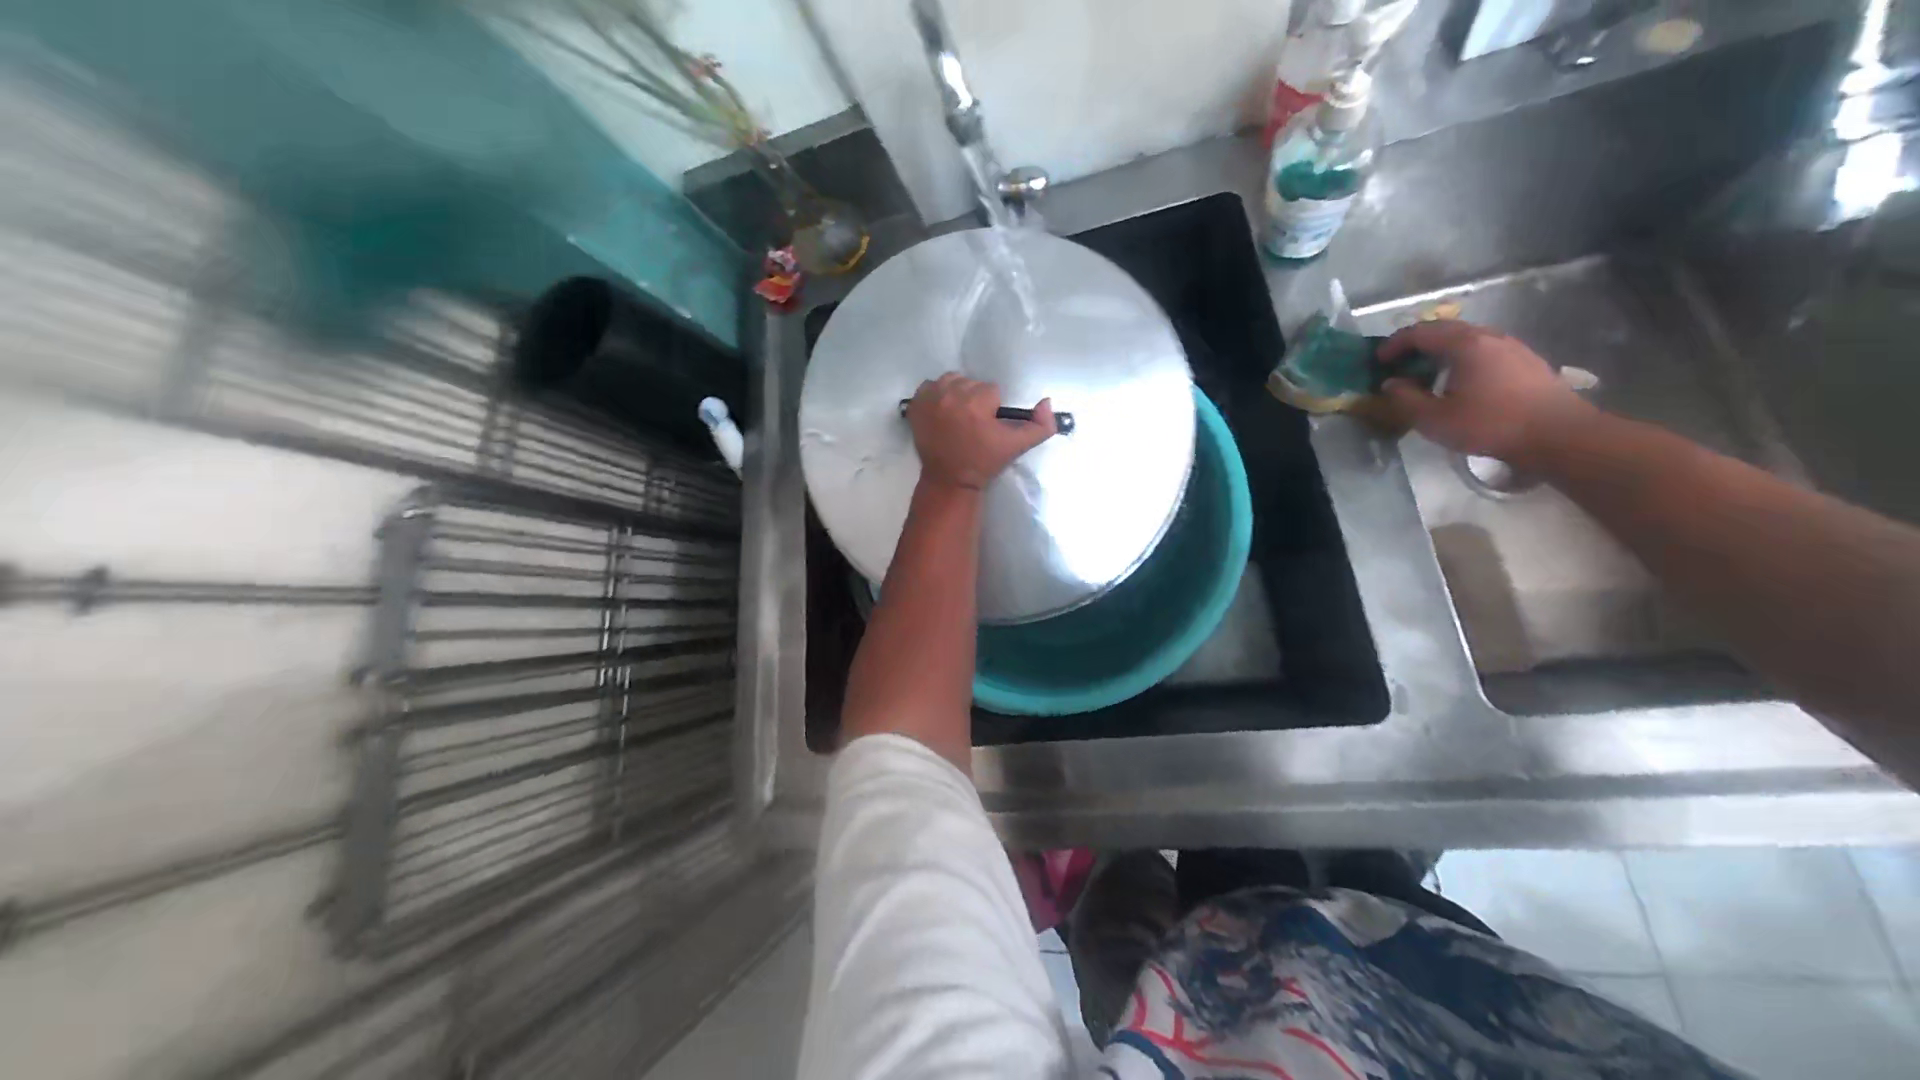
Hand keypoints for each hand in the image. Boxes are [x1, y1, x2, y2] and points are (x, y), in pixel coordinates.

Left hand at [906, 374, 1056, 490]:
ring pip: (951, 381)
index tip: (986, 425)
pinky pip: (930, 385)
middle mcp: (951, 394)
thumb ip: (1041, 426)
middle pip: (971, 383)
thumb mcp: (1017, 446)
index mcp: (976, 402)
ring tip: (957, 416)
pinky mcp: (916, 404)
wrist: (949, 479)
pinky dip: (936, 395)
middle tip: (973, 424)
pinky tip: (942, 412)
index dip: (992, 408)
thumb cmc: (984, 462)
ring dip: (956, 394)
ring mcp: (931, 398)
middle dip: (975, 400)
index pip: (992, 390)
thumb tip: (1047, 402)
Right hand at [1377, 319, 1593, 463]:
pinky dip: (1462, 358)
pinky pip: (1484, 350)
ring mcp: (1512, 347)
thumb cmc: (1490, 424)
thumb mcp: (1434, 419)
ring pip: (1467, 339)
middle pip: (1445, 330)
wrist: (1557, 433)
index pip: (1420, 332)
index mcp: (1464, 345)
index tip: (1379, 360)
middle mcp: (1489, 337)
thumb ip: (1405, 399)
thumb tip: (1391, 384)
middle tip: (1399, 363)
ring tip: (1427, 373)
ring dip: (1441, 351)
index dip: (1394, 344)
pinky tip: (1460, 381)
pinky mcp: (1526, 361)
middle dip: (1417, 344)